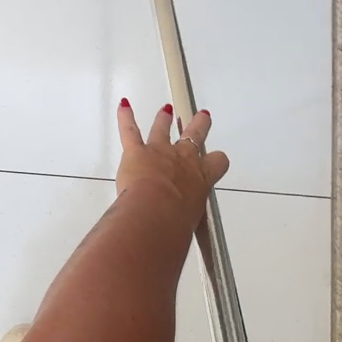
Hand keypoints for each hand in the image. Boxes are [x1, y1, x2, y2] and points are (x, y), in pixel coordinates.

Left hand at [114, 100, 228, 228]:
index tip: (217, 161)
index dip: (217, 161)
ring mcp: (160, 151)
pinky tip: (123, 105)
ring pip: (163, 129)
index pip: (218, 163)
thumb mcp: (191, 222)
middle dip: (200, 125)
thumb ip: (186, 218)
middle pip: (195, 136)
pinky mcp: (137, 151)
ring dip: (164, 118)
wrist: (157, 213)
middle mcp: (184, 159)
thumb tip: (176, 236)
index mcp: (201, 177)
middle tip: (203, 116)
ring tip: (165, 110)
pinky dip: (125, 117)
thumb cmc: (176, 222)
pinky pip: (130, 130)